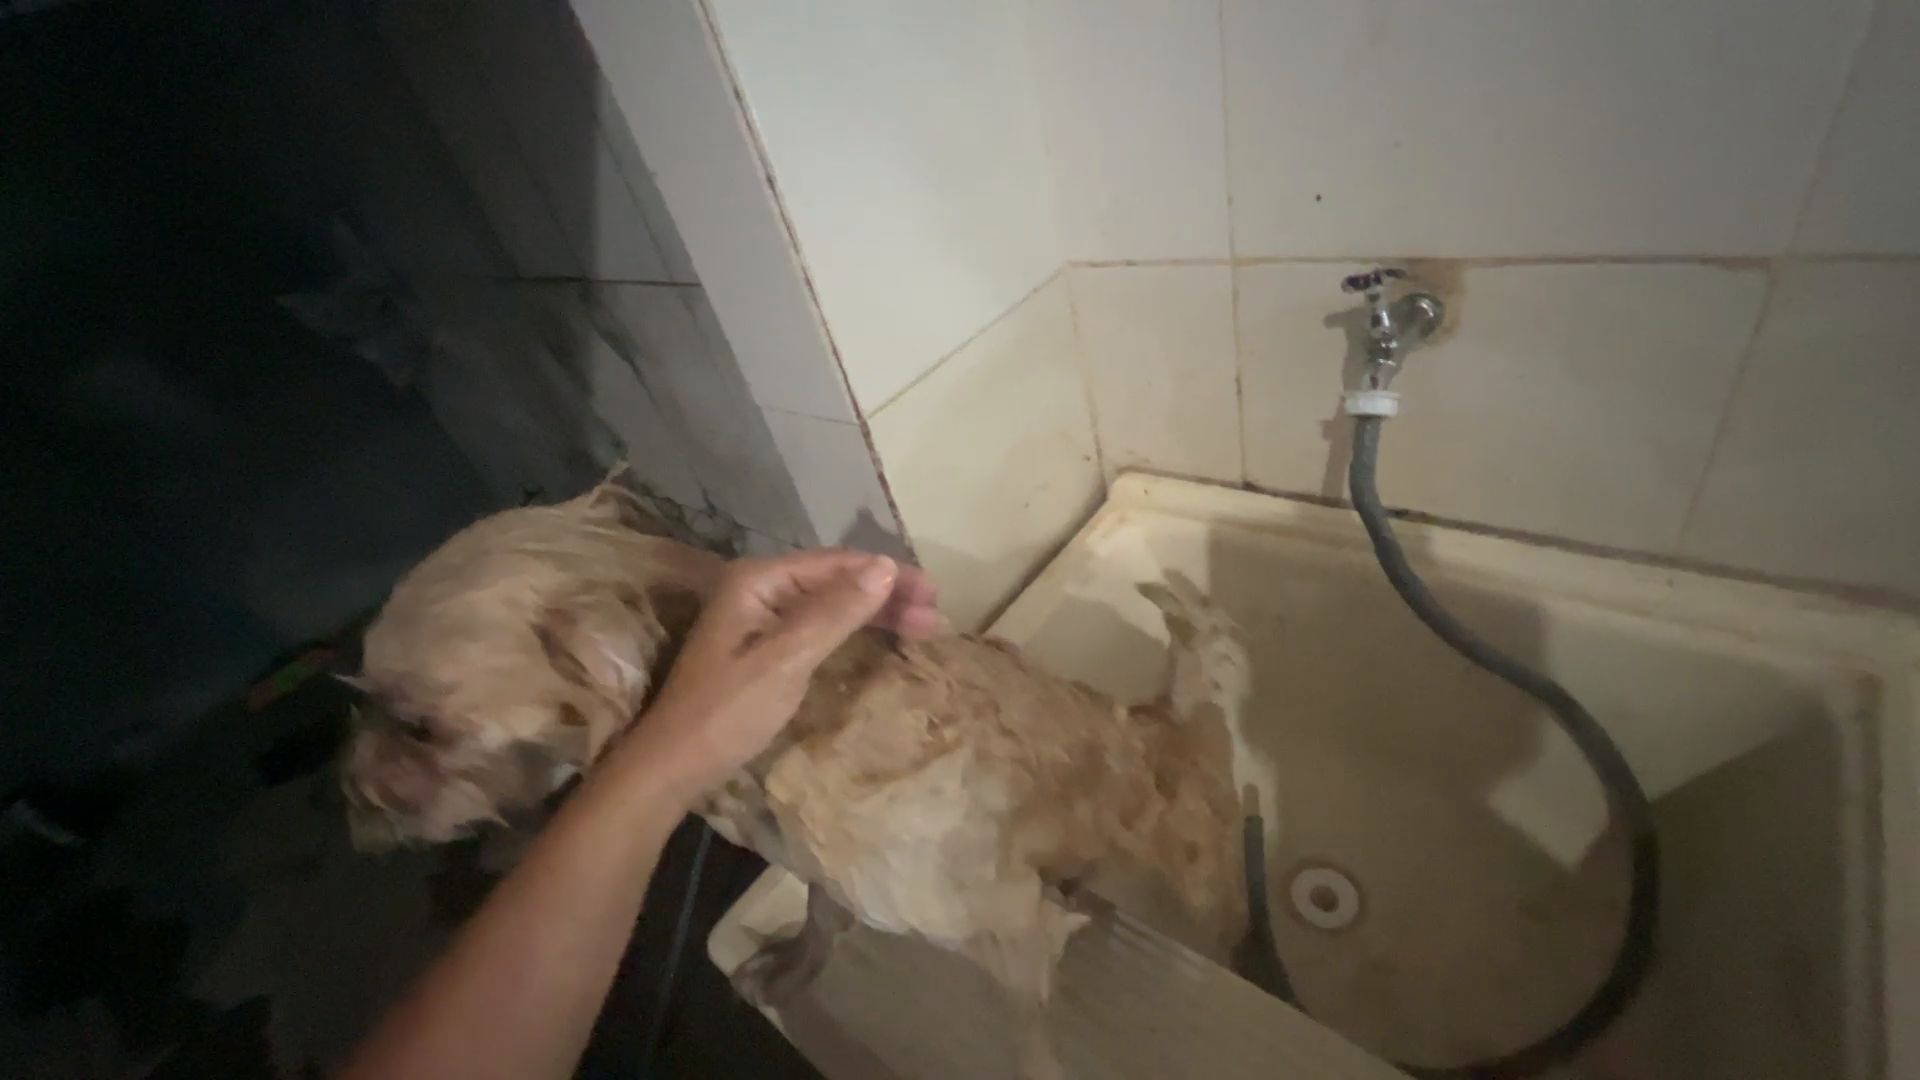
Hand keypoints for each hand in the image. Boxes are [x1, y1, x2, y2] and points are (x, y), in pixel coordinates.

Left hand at [637, 550, 939, 794]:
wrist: (673, 767)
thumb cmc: (727, 713)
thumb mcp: (786, 661)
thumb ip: (835, 613)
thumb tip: (886, 566)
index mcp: (759, 581)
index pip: (836, 565)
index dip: (887, 575)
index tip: (932, 593)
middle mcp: (762, 590)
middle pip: (837, 581)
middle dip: (887, 595)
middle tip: (937, 614)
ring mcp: (764, 620)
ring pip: (834, 605)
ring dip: (878, 614)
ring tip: (926, 627)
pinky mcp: (769, 648)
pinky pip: (823, 627)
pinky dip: (857, 631)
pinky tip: (885, 638)